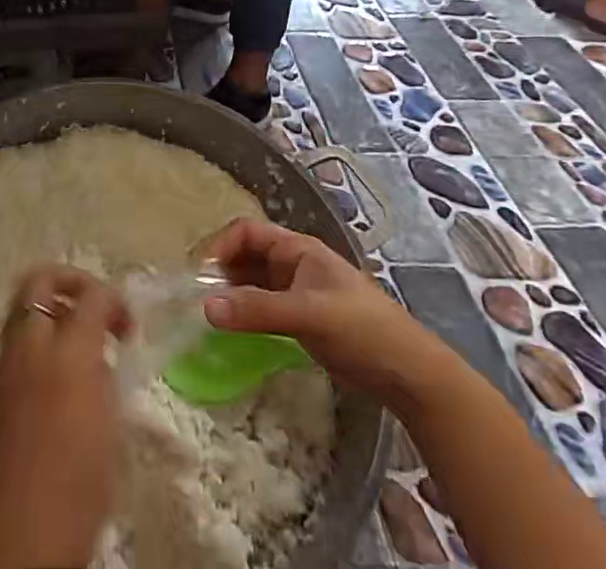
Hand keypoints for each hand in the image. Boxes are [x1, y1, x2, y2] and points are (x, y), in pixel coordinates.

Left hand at [0, 266, 131, 568]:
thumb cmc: (73, 494)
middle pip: (38, 280)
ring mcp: (2, 368)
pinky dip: (38, 345)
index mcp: (66, 355)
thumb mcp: (108, 434)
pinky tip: (61, 385)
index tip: (128, 325)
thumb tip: (100, 357)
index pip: (91, 296)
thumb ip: (103, 381)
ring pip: (22, 310)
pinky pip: (14, 346)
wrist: (7, 544)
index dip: (114, 299)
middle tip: (98, 315)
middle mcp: (27, 348)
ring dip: (53, 314)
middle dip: (71, 283)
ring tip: (84, 352)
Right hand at [198, 218, 452, 409]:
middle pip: (246, 255)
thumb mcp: (308, 315)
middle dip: (220, 270)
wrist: (407, 373)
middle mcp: (293, 265)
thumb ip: (258, 310)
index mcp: (298, 250)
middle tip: (197, 296)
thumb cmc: (362, 330)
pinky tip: (230, 329)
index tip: (200, 273)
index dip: (221, 245)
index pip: (247, 232)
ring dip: (229, 293)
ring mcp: (295, 292)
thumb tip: (206, 307)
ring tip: (208, 314)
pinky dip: (242, 313)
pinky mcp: (298, 319)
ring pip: (251, 282)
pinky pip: (260, 307)